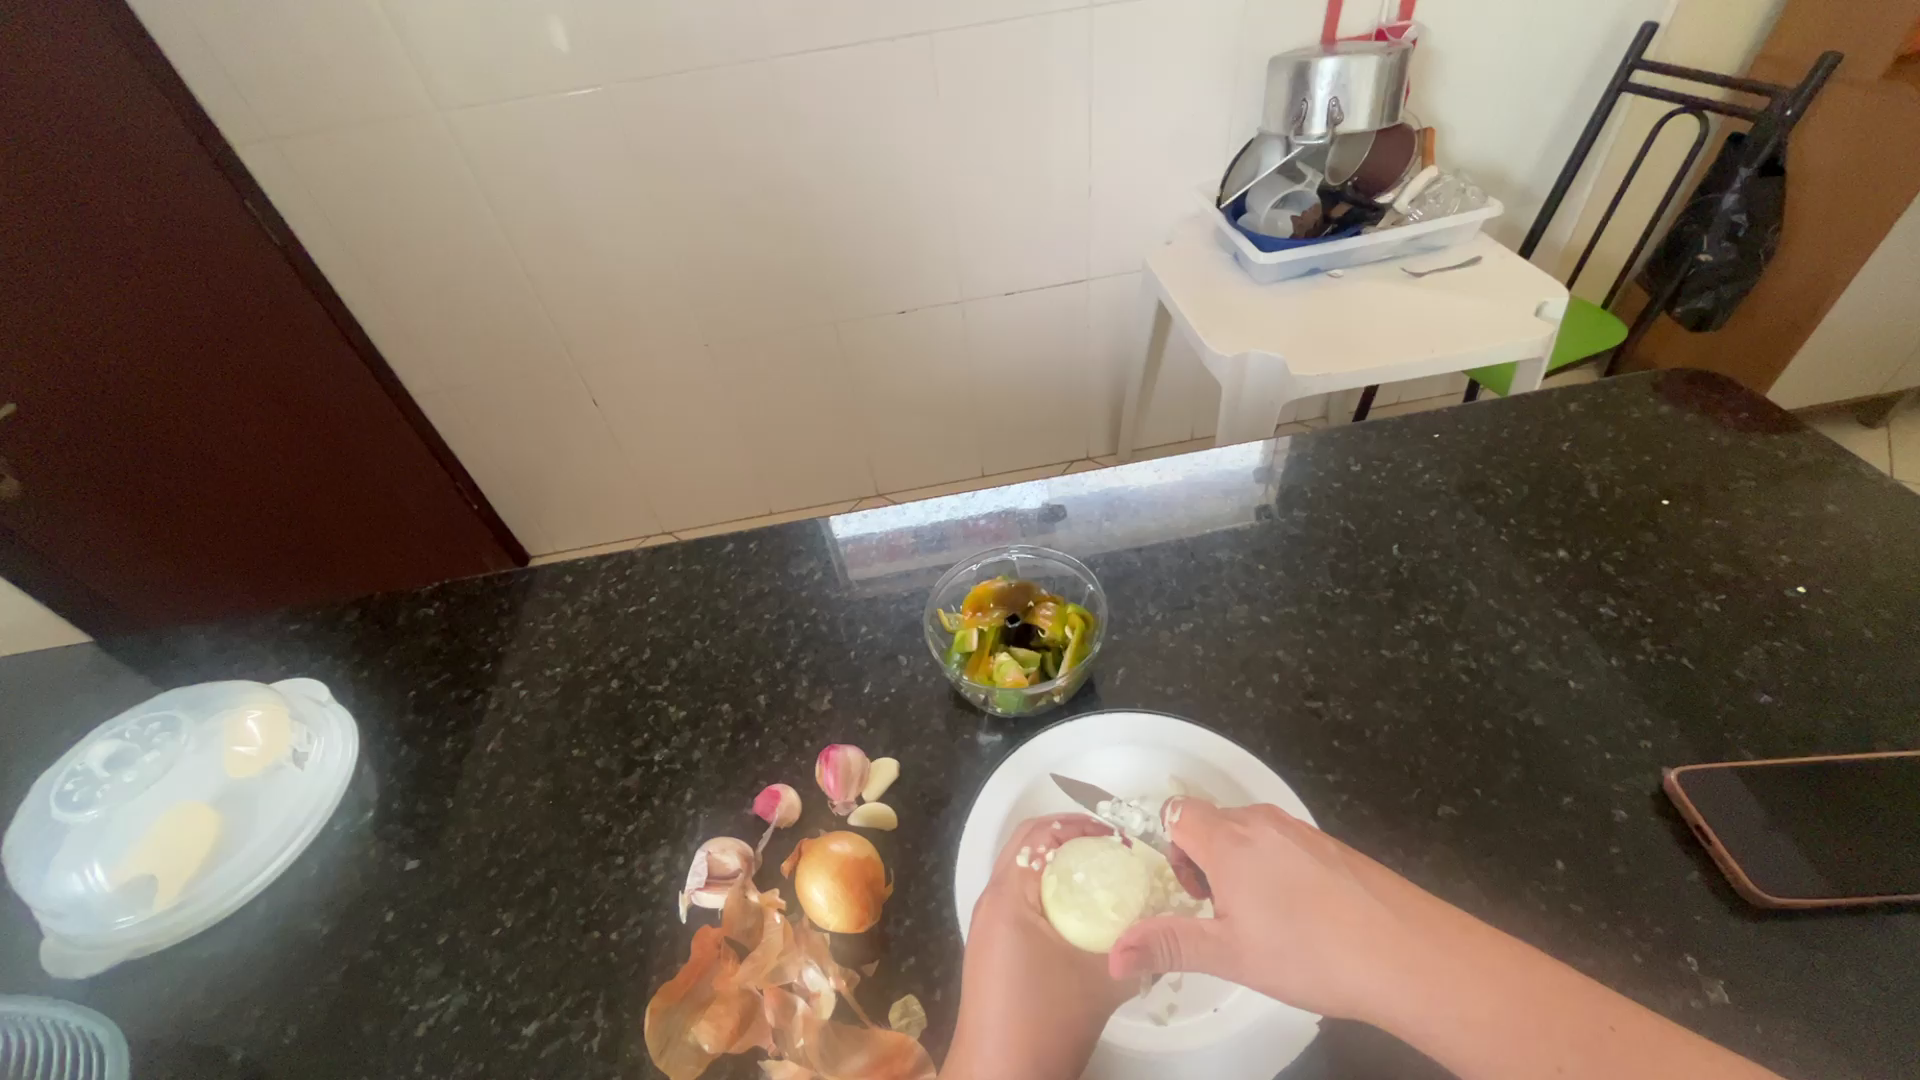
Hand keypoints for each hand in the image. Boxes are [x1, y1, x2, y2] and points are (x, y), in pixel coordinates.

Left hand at [943, 815, 1135, 1079]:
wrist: (998, 1078)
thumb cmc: (1042, 1024)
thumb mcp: (1100, 980)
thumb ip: (1136, 947)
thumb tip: (1163, 926)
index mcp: (1008, 896)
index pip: (1037, 834)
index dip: (1076, 824)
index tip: (1113, 833)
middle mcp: (991, 902)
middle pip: (1026, 848)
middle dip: (1067, 840)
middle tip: (1109, 848)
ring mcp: (988, 926)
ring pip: (1022, 875)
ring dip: (1058, 868)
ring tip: (1100, 877)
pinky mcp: (992, 948)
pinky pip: (1021, 901)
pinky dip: (1050, 895)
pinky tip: (1080, 917)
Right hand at [1107, 798, 1441, 1021]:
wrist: (1409, 954)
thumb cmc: (1309, 953)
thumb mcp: (1229, 955)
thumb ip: (1166, 945)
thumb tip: (1113, 955)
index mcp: (1227, 839)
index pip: (1176, 813)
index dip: (1173, 848)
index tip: (1193, 892)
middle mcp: (1259, 821)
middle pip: (1210, 823)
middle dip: (1205, 862)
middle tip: (1226, 915)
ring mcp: (1299, 830)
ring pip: (1247, 834)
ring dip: (1240, 866)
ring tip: (1266, 921)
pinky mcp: (1329, 844)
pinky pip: (1282, 844)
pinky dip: (1275, 870)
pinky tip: (1304, 916)